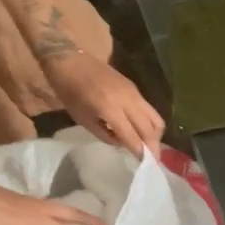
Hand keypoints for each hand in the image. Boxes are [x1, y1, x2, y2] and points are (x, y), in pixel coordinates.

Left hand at [39, 49, 164, 156]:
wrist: (68, 58)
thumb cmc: (68, 90)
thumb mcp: (83, 118)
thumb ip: (106, 135)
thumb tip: (124, 144)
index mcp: (109, 109)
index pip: (133, 137)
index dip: (141, 153)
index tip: (146, 166)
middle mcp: (127, 101)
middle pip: (150, 130)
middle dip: (153, 147)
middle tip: (153, 160)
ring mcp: (134, 93)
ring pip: (156, 119)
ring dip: (155, 135)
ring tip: (149, 144)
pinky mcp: (135, 89)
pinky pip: (150, 110)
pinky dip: (150, 124)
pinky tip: (142, 129)